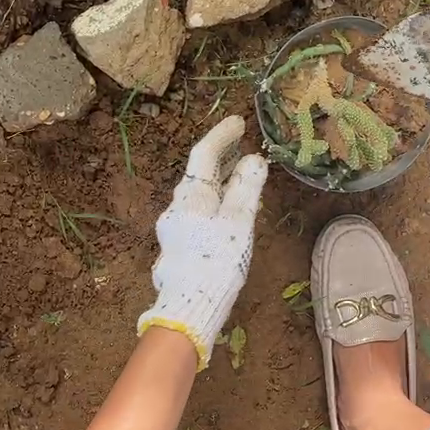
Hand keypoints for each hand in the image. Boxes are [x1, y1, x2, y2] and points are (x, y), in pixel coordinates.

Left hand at [137, 115, 268, 368]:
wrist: (189, 307)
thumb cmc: (216, 261)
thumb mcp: (238, 222)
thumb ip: (247, 189)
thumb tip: (254, 159)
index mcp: (191, 196)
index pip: (204, 154)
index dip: (222, 135)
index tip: (239, 122)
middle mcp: (177, 208)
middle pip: (200, 174)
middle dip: (222, 158)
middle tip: (243, 146)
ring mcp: (175, 229)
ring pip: (200, 196)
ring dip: (221, 183)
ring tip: (243, 178)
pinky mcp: (179, 248)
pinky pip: (200, 215)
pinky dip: (217, 205)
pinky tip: (231, 215)